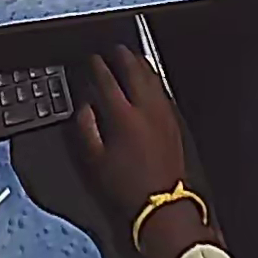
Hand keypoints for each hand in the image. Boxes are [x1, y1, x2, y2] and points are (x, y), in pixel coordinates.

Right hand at [75, 46, 217, 257]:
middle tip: (113, 49)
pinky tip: (149, 77)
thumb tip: (84, 106)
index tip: (92, 59)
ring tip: (131, 56)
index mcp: (122, 117)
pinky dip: (153, 77)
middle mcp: (144, 110)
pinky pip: (162, 90)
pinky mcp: (173, 122)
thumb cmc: (127, 187)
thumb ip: (86, 127)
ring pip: (152, 78)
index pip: (107, 80)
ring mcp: (162, 114)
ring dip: (140, 63)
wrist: (163, 208)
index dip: (97, 66)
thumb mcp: (95, 160)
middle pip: (133, 71)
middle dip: (121, 56)